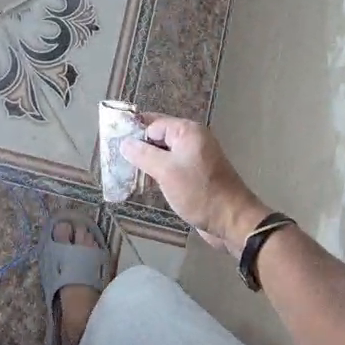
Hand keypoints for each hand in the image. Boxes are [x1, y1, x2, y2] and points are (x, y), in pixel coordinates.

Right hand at [120, 116, 270, 256]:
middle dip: (138, 147)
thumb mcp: (166, 171)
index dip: (134, 133)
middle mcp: (193, 140)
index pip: (153, 123)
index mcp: (188, 131)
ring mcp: (195, 158)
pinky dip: (158, 173)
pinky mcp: (196, 175)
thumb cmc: (199, 192)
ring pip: (164, 154)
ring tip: (124, 173)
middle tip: (115, 160)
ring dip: (147, 162)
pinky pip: (172, 168)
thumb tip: (124, 143)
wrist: (232, 220)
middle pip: (158, 137)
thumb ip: (143, 154)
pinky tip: (143, 184)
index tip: (113, 145)